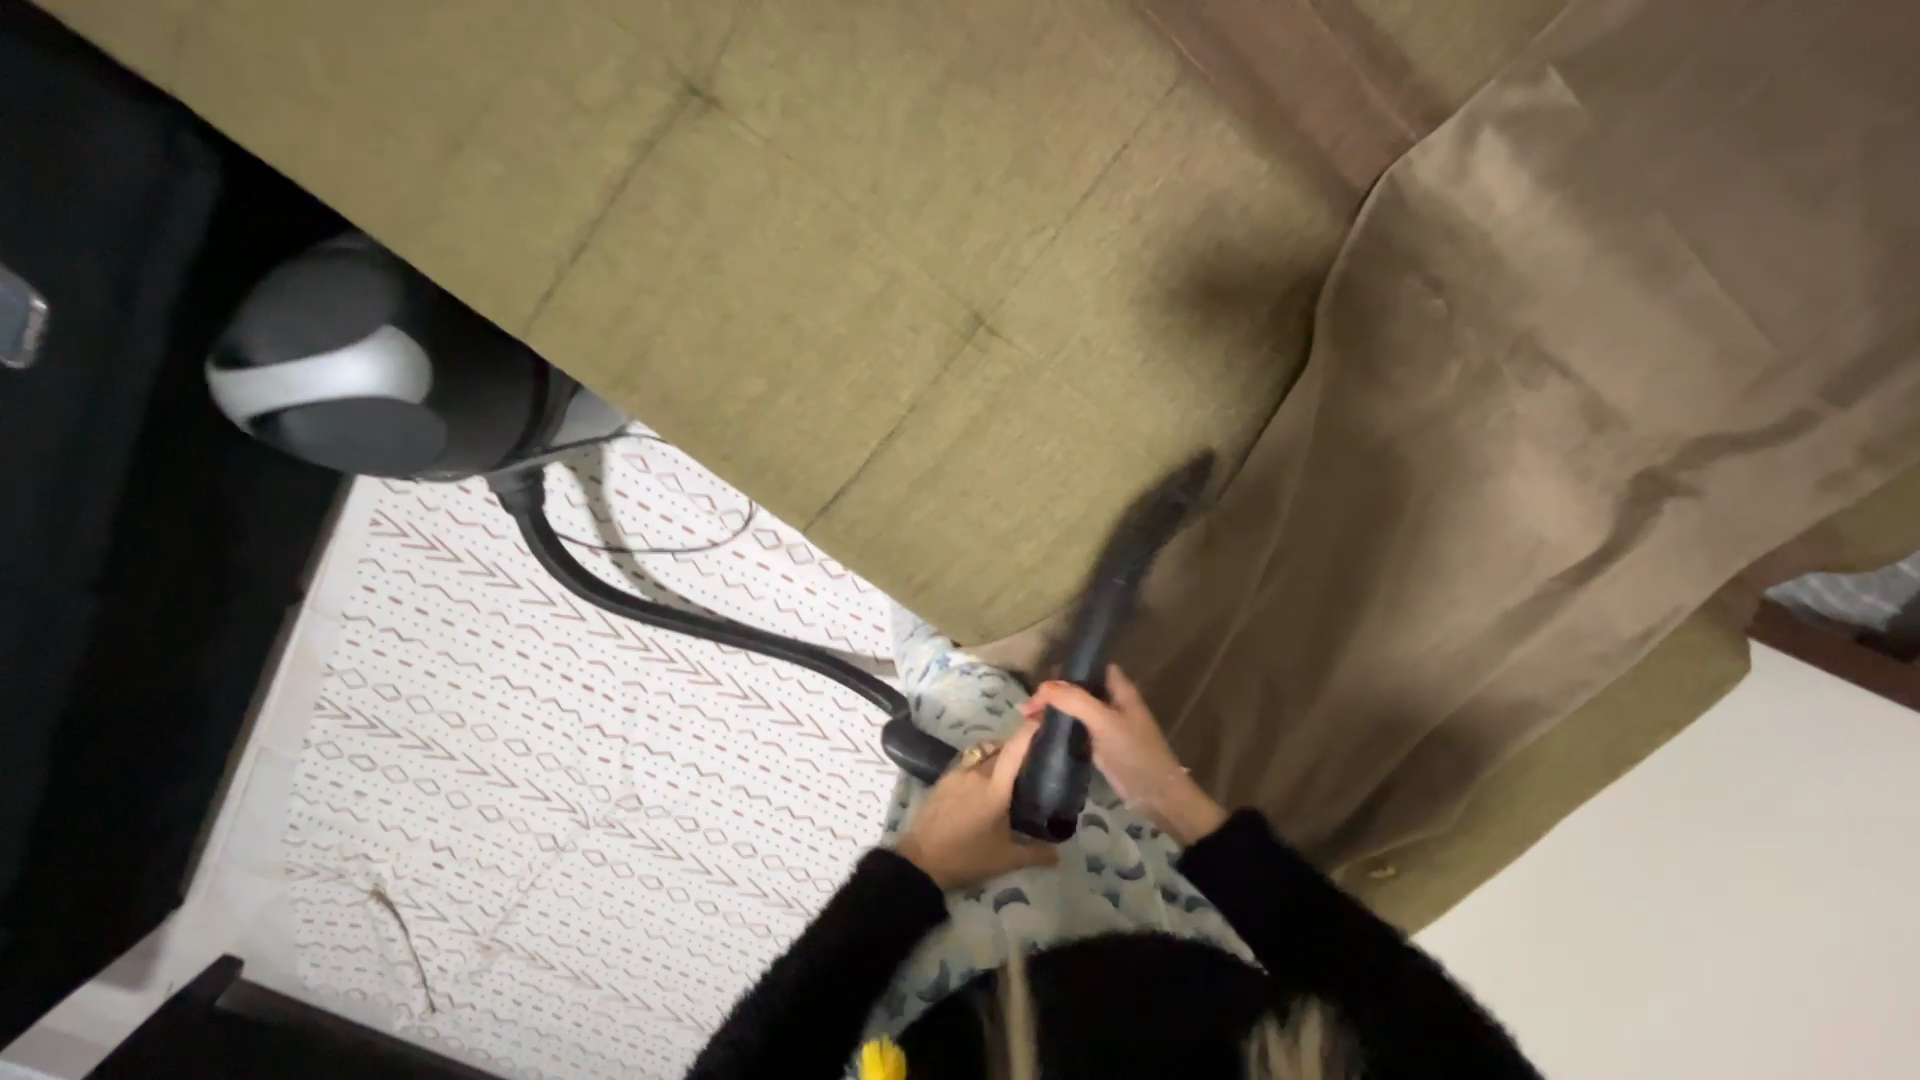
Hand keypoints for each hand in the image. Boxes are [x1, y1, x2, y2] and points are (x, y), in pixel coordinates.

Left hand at [895, 721, 1058, 888]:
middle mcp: (976, 773)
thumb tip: (1059, 855)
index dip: (1029, 731)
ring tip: (1008, 772)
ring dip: (997, 755)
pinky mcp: (943, 779)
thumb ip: (1036, 854)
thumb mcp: (1005, 860)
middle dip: (1017, 748)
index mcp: (995, 788)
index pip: (1015, 749)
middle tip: (1032, 761)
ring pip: (983, 753)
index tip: (1043, 720)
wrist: (921, 861)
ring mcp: (957, 774)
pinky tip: (983, 784)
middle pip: (1000, 748)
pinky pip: (967, 762)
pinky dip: (980, 764)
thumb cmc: (966, 857)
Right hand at [1021, 666, 1227, 845]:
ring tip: (1028, 718)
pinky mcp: (1101, 745)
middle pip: (1080, 689)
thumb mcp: (1104, 721)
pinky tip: (1042, 732)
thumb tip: (1042, 687)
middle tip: (1029, 705)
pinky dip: (1060, 728)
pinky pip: (1077, 729)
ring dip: (1055, 711)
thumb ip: (1075, 701)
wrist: (1154, 793)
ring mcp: (1107, 724)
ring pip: (1076, 709)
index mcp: (1120, 689)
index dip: (1069, 670)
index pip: (1091, 668)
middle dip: (1055, 693)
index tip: (1043, 681)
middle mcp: (1113, 702)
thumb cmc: (1134, 751)